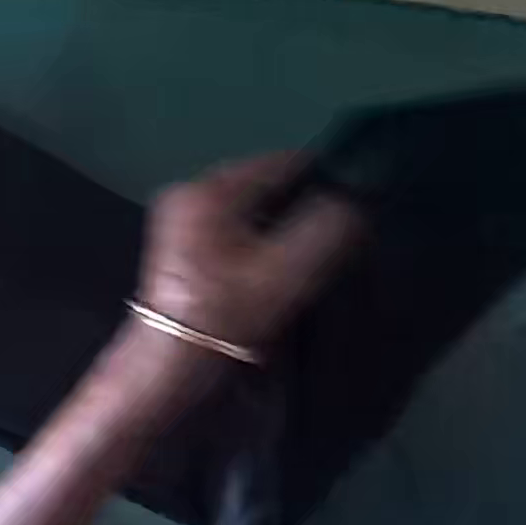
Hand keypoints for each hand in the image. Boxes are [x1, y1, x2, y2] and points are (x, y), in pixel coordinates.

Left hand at [137, 152, 361, 351]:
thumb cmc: (224, 317)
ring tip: (308, 247)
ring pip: (249, 202)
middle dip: (299, 201)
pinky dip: (257, 233)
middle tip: (335, 229)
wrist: (171, 361)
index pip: (281, 162)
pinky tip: (275, 259)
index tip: (354, 201)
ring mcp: (179, 212)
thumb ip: (325, 232)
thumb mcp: (284, 276)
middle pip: (263, 181)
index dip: (323, 177)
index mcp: (207, 190)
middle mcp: (187, 190)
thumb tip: (350, 203)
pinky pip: (232, 220)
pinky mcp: (180, 235)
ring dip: (279, 220)